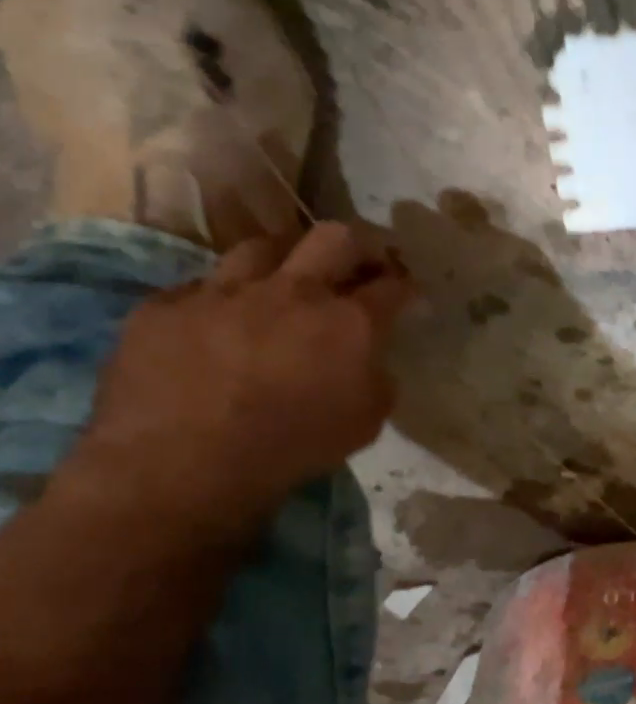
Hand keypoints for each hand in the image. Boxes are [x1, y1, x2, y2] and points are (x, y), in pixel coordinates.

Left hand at [79, 223, 411, 524]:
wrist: (179, 466)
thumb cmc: (291, 446)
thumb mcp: (367, 418)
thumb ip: (375, 375)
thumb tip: (366, 360)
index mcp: (351, 321)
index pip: (394, 284)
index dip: (405, 286)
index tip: (405, 294)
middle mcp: (293, 292)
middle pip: (335, 237)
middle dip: (356, 247)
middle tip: (356, 268)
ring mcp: (222, 294)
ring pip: (262, 246)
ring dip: (282, 262)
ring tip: (282, 283)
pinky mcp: (162, 307)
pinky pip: (198, 287)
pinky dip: (217, 300)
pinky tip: (217, 323)